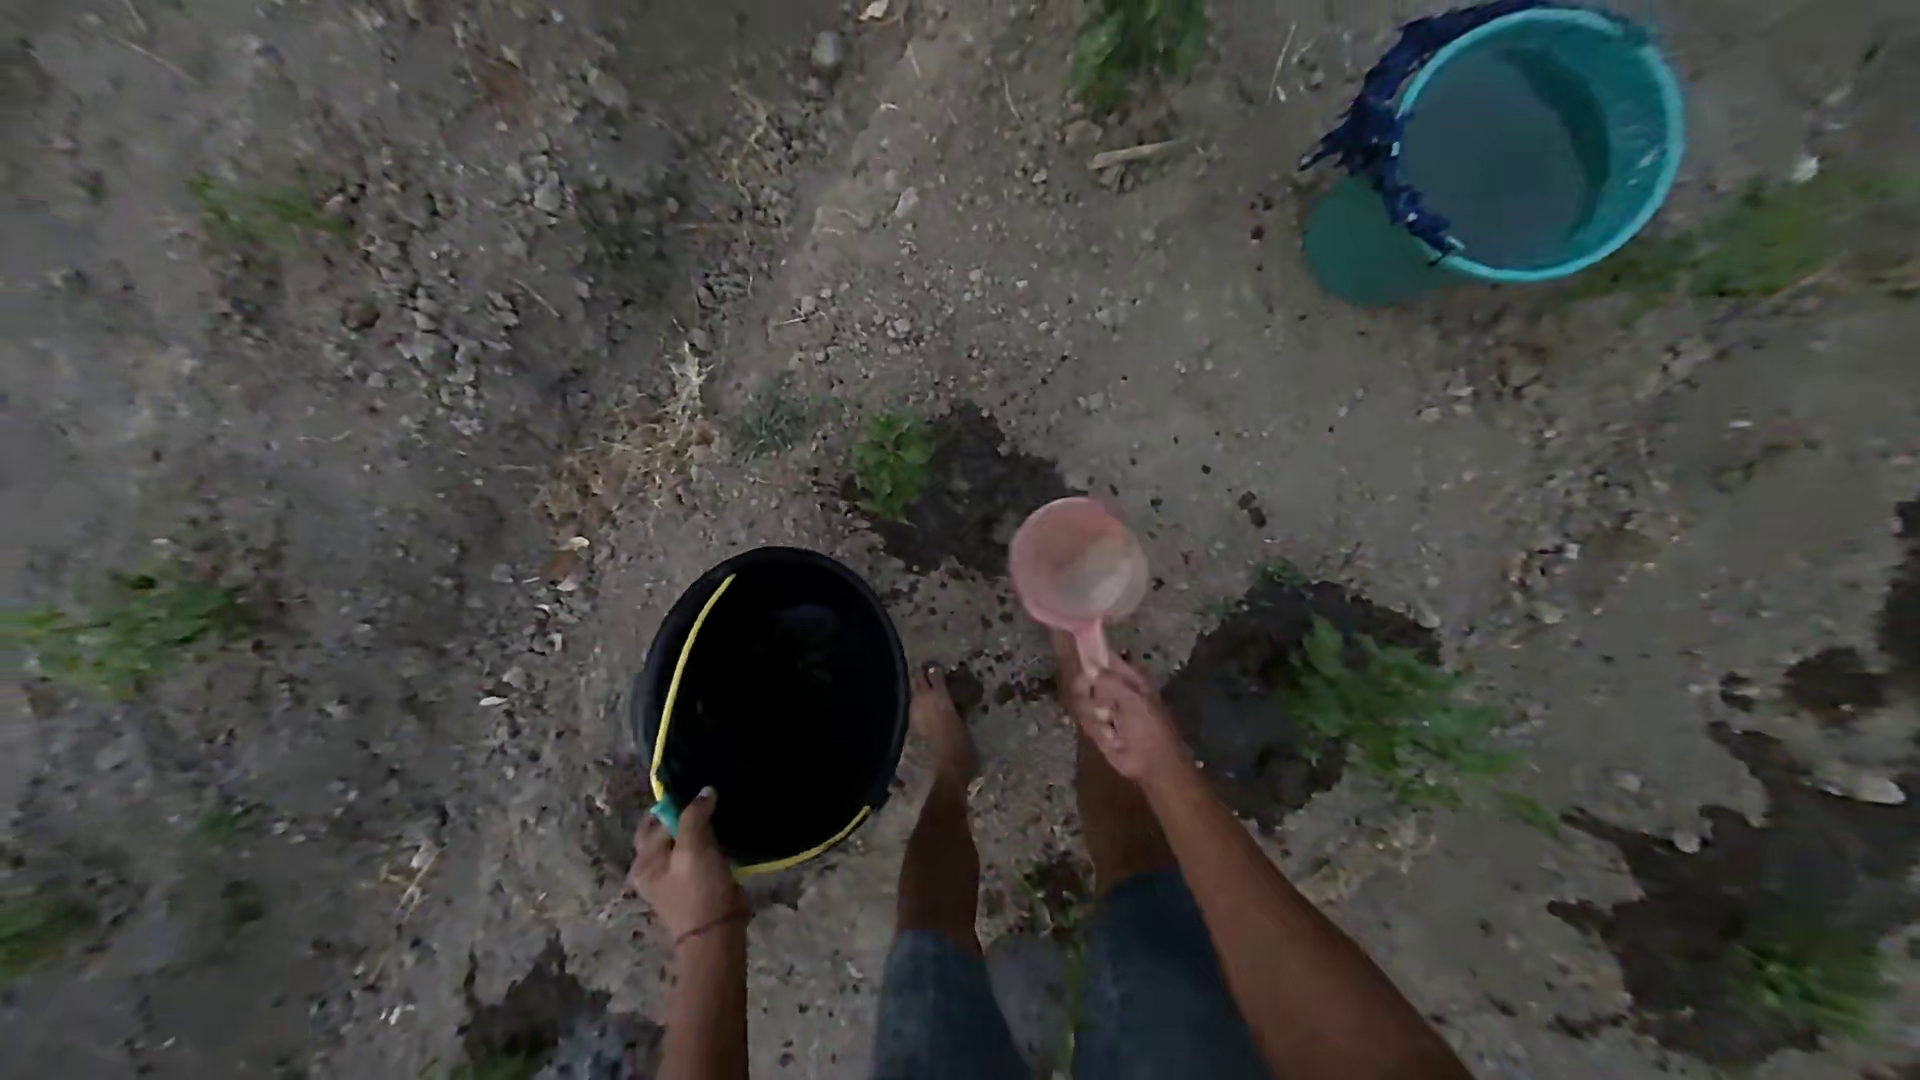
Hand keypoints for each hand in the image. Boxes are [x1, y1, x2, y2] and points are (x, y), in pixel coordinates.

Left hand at [628, 787, 743, 942]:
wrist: (716, 933)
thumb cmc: (699, 889)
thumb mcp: (694, 849)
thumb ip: (695, 816)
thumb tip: (705, 791)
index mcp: (645, 861)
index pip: (655, 821)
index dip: (674, 804)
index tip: (697, 789)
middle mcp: (652, 868)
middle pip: (663, 831)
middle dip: (681, 813)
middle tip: (706, 798)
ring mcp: (671, 877)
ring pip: (680, 841)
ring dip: (694, 826)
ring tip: (715, 810)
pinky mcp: (692, 882)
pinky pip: (694, 853)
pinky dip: (703, 840)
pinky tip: (719, 833)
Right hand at [1068, 658, 1192, 786]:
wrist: (1152, 764)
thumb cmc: (1149, 728)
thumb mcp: (1133, 700)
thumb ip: (1110, 680)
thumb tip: (1088, 664)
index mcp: (1128, 677)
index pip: (1104, 656)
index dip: (1090, 654)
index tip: (1076, 657)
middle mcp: (1113, 688)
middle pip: (1086, 677)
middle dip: (1085, 691)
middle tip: (1094, 703)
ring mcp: (1103, 706)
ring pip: (1081, 699)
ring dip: (1092, 714)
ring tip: (1108, 727)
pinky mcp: (1095, 725)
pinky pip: (1083, 719)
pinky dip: (1094, 728)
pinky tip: (1109, 737)